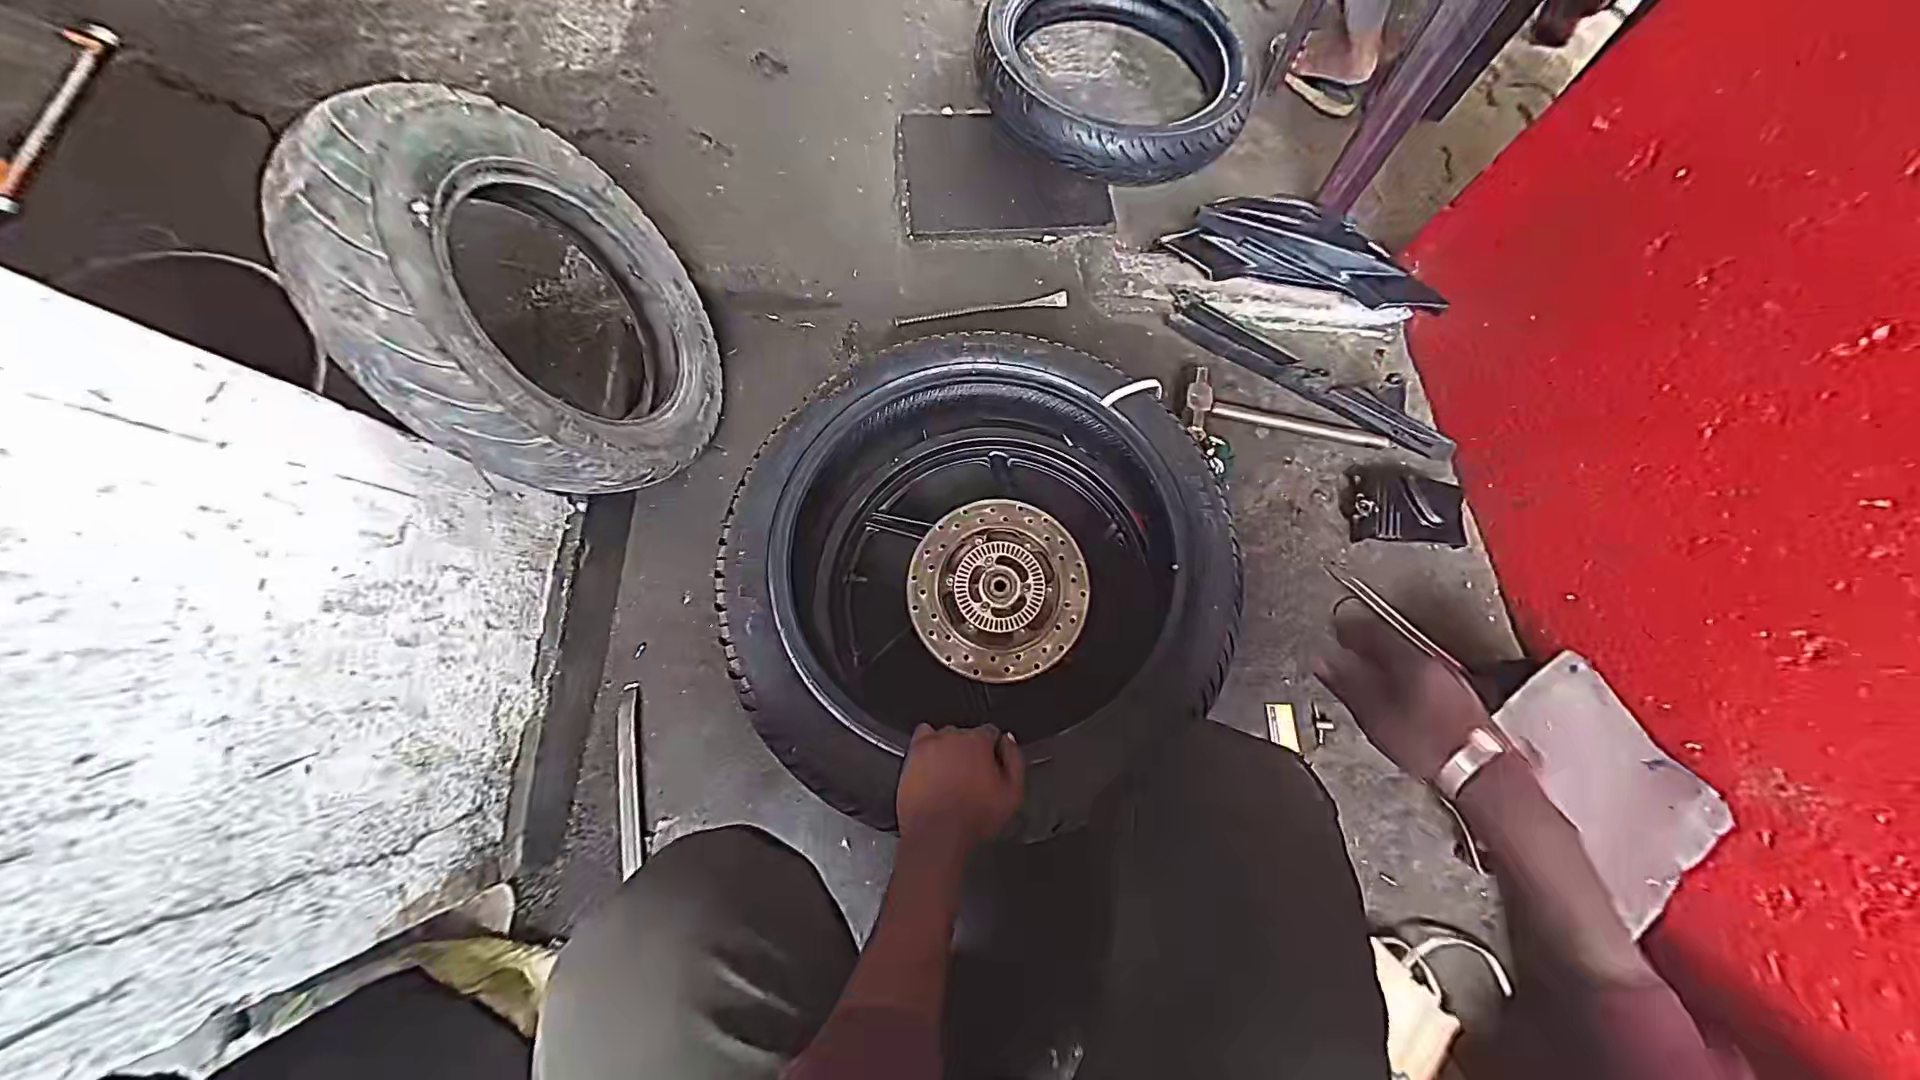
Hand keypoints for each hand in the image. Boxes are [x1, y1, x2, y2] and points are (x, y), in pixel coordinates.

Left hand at [896, 724, 1024, 854]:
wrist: (936, 835)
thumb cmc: (974, 818)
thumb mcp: (1012, 794)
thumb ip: (1014, 760)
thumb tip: (1007, 741)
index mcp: (979, 741)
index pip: (990, 732)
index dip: (993, 749)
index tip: (991, 766)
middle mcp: (954, 736)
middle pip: (966, 734)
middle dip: (970, 750)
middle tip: (971, 776)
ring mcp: (931, 744)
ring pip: (945, 736)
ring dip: (949, 748)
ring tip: (950, 774)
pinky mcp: (913, 754)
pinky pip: (922, 737)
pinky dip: (928, 745)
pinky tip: (932, 763)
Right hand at [1313, 602, 1489, 782]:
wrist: (1475, 770)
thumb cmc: (1426, 744)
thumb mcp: (1372, 714)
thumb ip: (1346, 682)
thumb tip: (1323, 662)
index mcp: (1407, 662)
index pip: (1370, 631)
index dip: (1347, 628)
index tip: (1336, 628)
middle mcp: (1431, 664)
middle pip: (1391, 642)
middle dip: (1366, 644)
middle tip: (1347, 646)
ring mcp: (1449, 679)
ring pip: (1407, 658)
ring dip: (1385, 661)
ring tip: (1367, 670)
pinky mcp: (1460, 695)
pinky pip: (1422, 673)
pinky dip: (1403, 675)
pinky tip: (1397, 689)